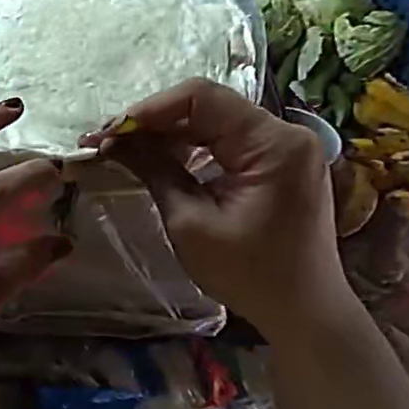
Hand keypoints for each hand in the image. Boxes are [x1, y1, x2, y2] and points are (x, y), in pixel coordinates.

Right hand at [95, 79, 348, 337]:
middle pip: (206, 107)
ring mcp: (283, 148)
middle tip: (104, 142)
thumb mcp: (190, 222)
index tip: (109, 132)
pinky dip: (187, 149)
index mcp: (273, 143)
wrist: (303, 310)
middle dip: (151, 122)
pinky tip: (155, 161)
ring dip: (165, 135)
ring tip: (121, 151)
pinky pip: (224, 143)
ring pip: (212, 123)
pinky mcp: (276, 164)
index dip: (149, 109)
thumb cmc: (248, 273)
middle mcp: (285, 134)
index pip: (202, 98)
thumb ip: (154, 171)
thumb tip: (112, 142)